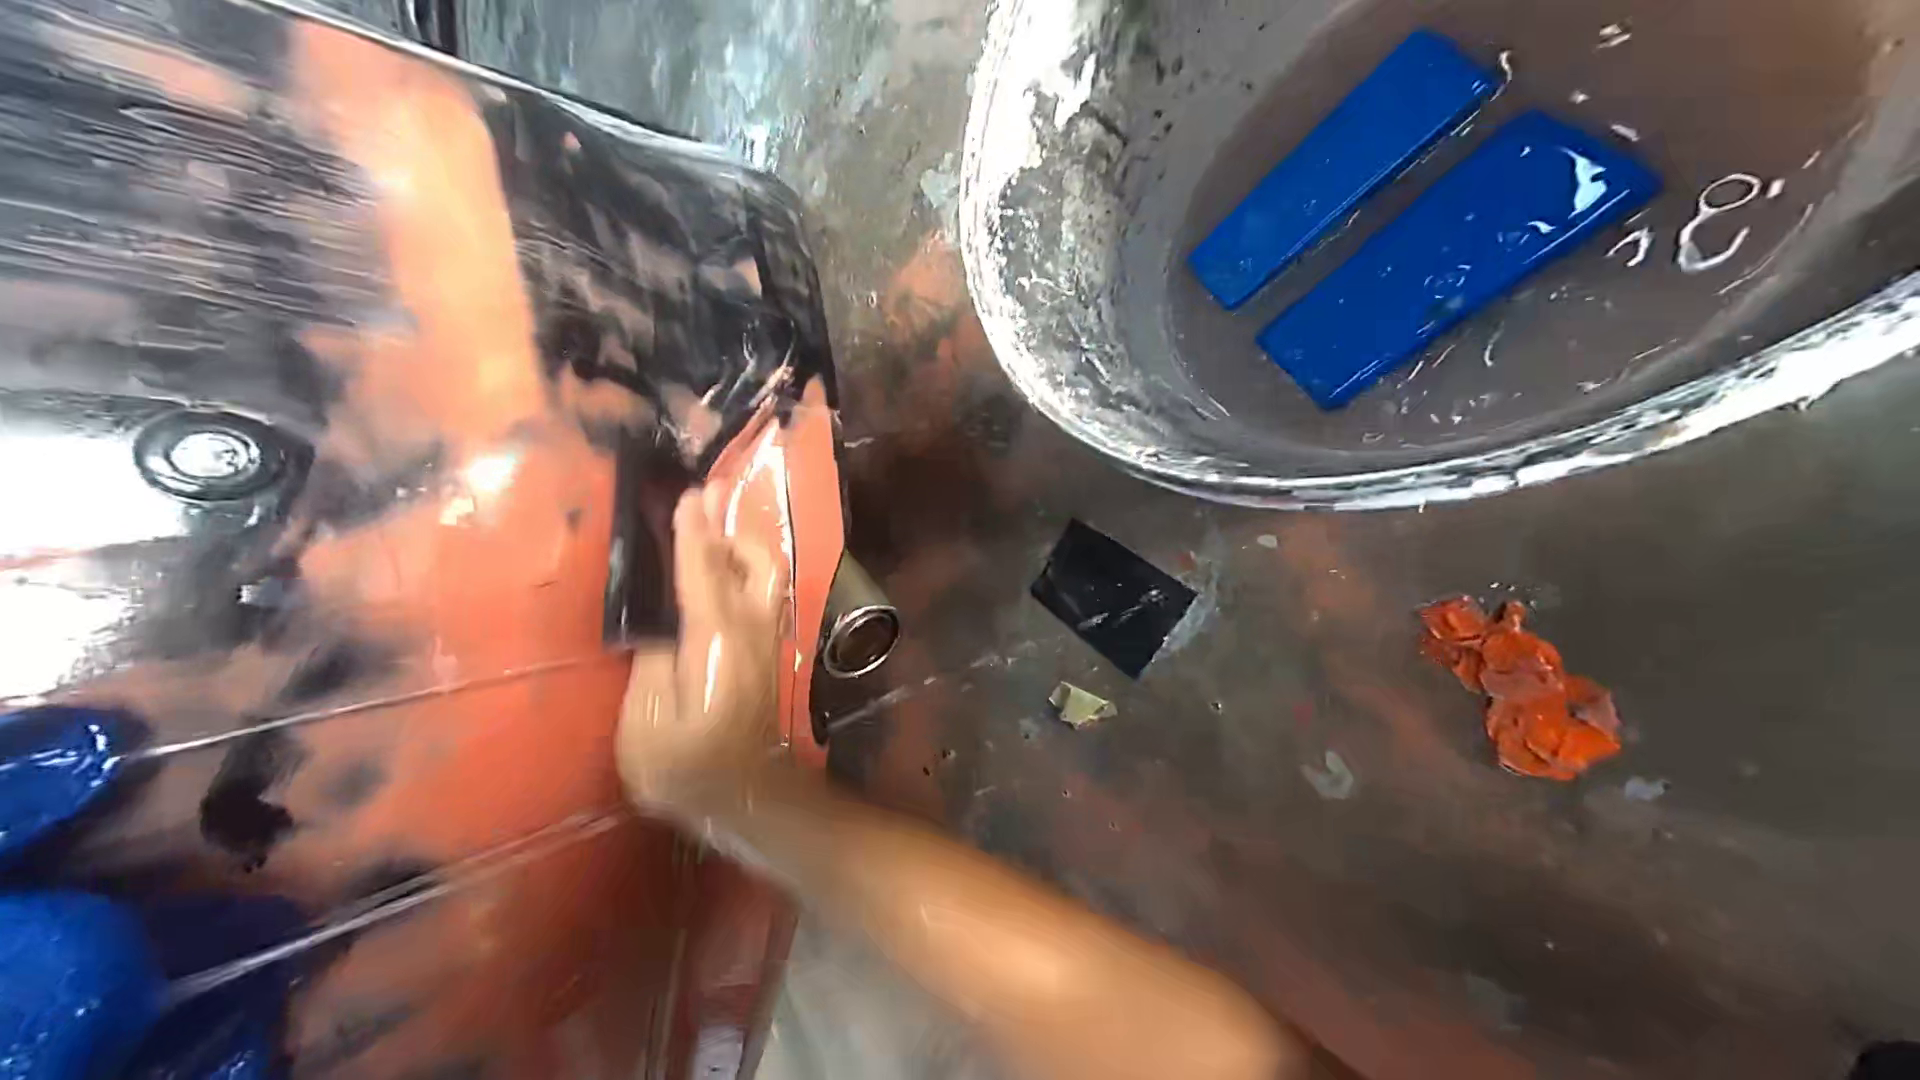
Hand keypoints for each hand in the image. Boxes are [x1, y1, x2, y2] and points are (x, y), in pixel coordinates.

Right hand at [617, 487, 788, 820]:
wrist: (746, 795)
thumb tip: (663, 619)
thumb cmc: (686, 767)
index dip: (694, 533)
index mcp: (718, 642)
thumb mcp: (648, 722)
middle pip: (755, 563)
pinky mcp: (769, 652)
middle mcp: (753, 631)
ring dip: (743, 544)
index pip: (704, 573)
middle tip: (708, 494)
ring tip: (715, 521)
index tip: (688, 495)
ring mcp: (768, 641)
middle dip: (730, 527)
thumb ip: (656, 661)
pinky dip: (747, 569)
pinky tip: (730, 566)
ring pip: (767, 577)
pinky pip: (764, 595)